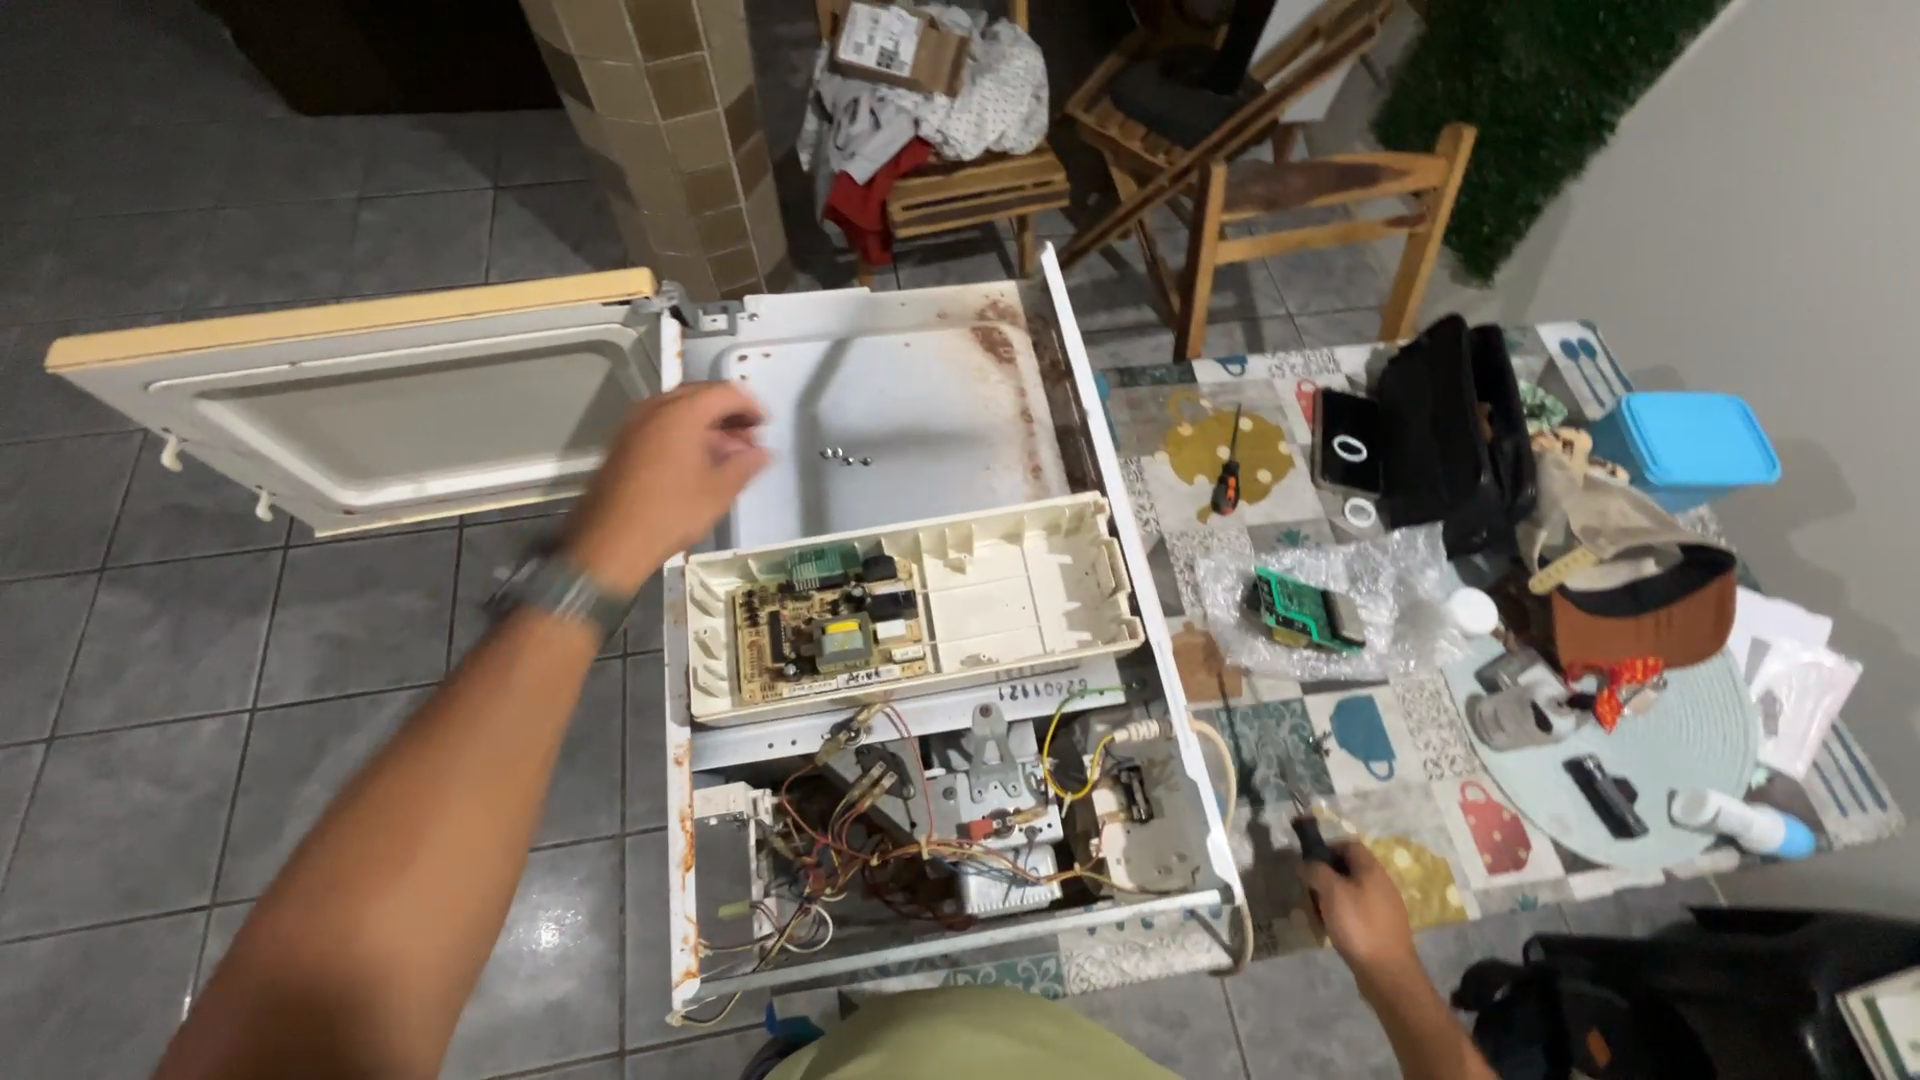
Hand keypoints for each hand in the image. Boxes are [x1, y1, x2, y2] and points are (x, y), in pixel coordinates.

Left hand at [564, 381, 769, 591]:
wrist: (611, 541)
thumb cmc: (671, 513)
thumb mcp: (719, 492)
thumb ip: (746, 464)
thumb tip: (763, 452)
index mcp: (683, 413)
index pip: (726, 392)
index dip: (752, 405)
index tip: (766, 426)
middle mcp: (656, 408)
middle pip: (701, 394)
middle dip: (729, 412)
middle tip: (749, 438)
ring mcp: (636, 423)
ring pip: (680, 408)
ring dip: (708, 422)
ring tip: (728, 452)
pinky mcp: (625, 441)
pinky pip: (663, 422)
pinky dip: (686, 431)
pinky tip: (699, 459)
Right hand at [1298, 840, 1421, 990]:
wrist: (1388, 973)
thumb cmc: (1358, 925)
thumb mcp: (1331, 892)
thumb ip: (1316, 870)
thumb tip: (1305, 863)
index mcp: (1372, 869)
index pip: (1348, 844)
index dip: (1326, 847)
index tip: (1308, 862)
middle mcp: (1381, 883)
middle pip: (1349, 868)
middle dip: (1325, 875)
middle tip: (1309, 889)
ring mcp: (1384, 907)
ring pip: (1351, 891)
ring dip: (1331, 896)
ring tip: (1317, 911)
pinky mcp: (1383, 927)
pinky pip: (1357, 910)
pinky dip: (1342, 913)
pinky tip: (1332, 927)